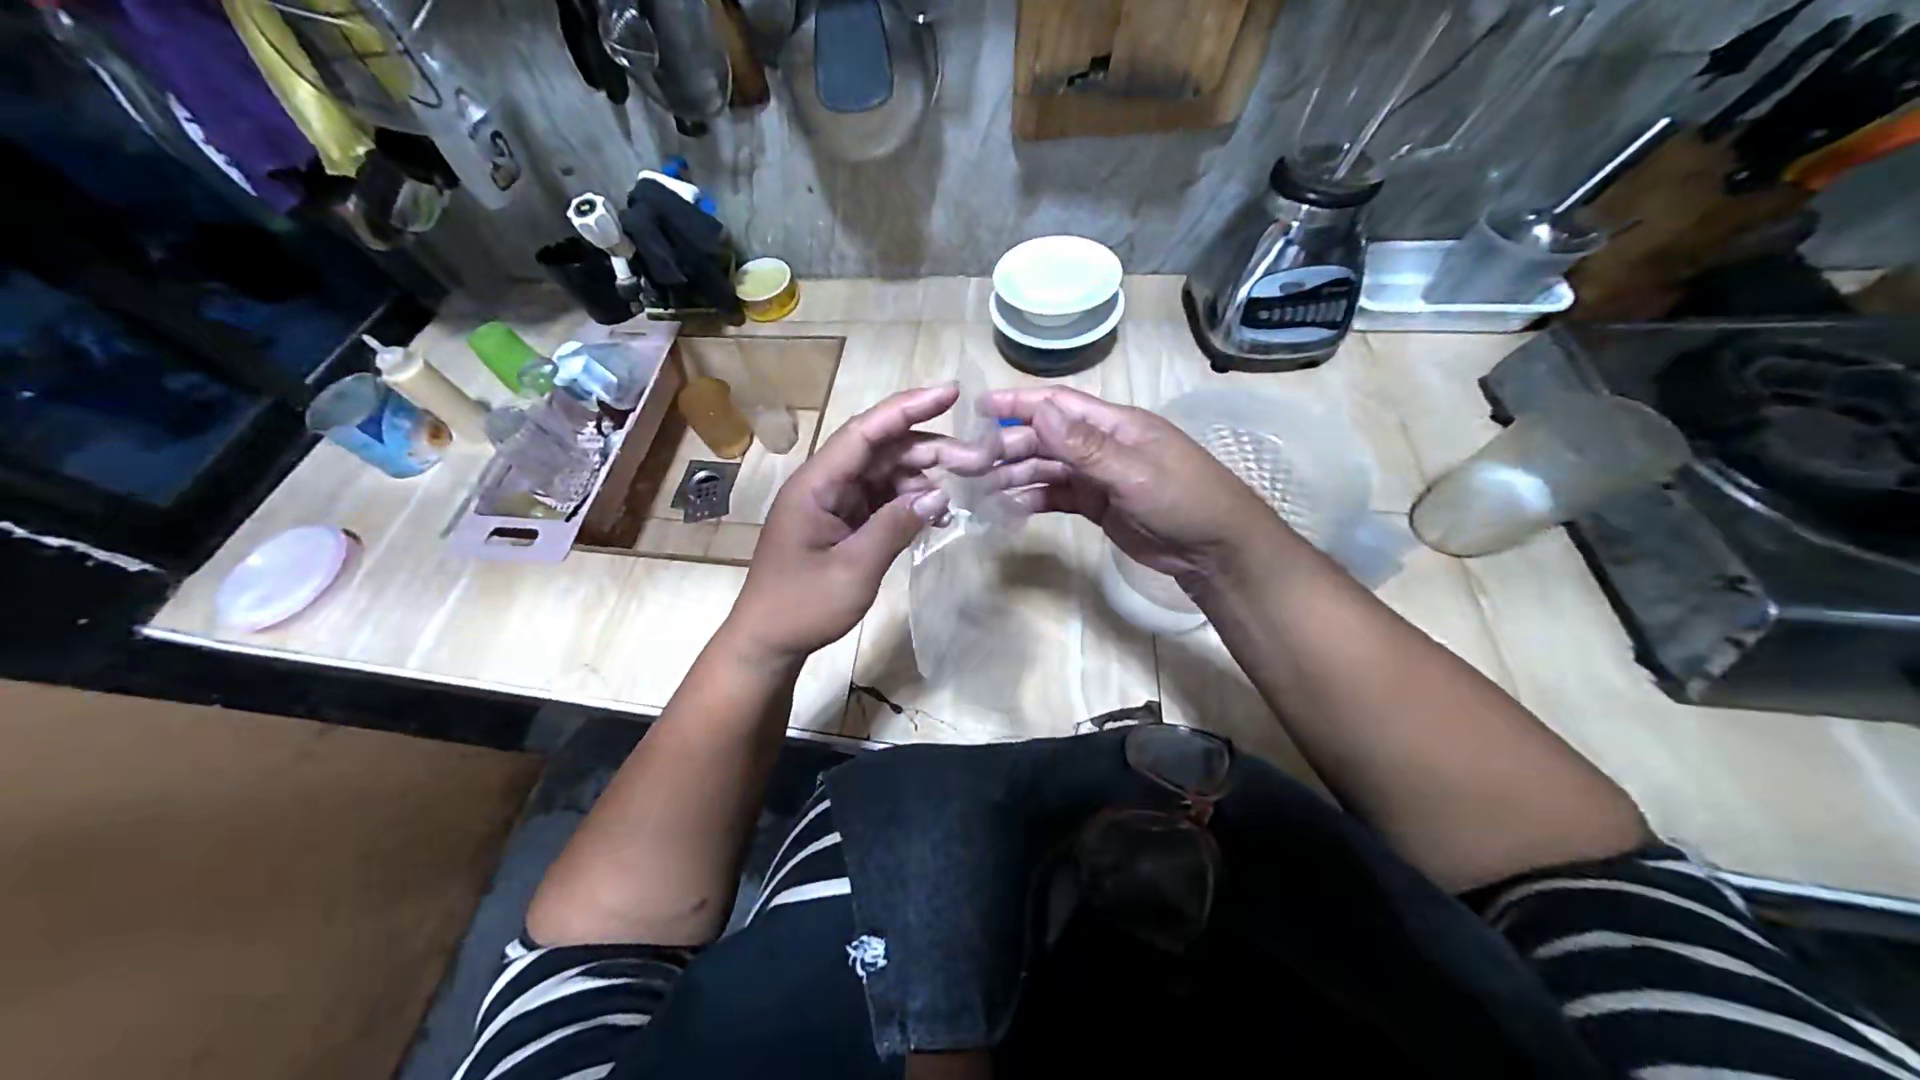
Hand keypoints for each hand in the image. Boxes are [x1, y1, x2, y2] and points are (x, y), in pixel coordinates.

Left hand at [722, 384, 993, 664]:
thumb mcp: (854, 569)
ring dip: (924, 477)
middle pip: (882, 449)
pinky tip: (937, 514)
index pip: (866, 432)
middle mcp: (825, 484)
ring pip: (886, 472)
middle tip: (978, 459)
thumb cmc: (802, 606)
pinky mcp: (842, 521)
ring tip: (962, 490)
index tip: (951, 392)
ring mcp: (834, 502)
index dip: (908, 408)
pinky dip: (910, 503)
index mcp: (816, 484)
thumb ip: (895, 526)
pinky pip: (882, 499)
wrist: (768, 641)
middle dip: (930, 449)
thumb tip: (939, 495)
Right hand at [984, 387, 1282, 585]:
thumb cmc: (1183, 501)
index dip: (1020, 403)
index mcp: (1116, 425)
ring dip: (1017, 474)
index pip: (1060, 405)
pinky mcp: (1097, 505)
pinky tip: (1011, 507)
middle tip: (973, 462)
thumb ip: (1085, 445)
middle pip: (1047, 438)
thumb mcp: (1134, 471)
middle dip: (1010, 446)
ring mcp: (1099, 476)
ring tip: (983, 488)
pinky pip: (1057, 496)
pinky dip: (1034, 499)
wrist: (1215, 552)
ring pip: (1048, 468)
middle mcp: (1102, 445)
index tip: (980, 406)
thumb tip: (1040, 410)